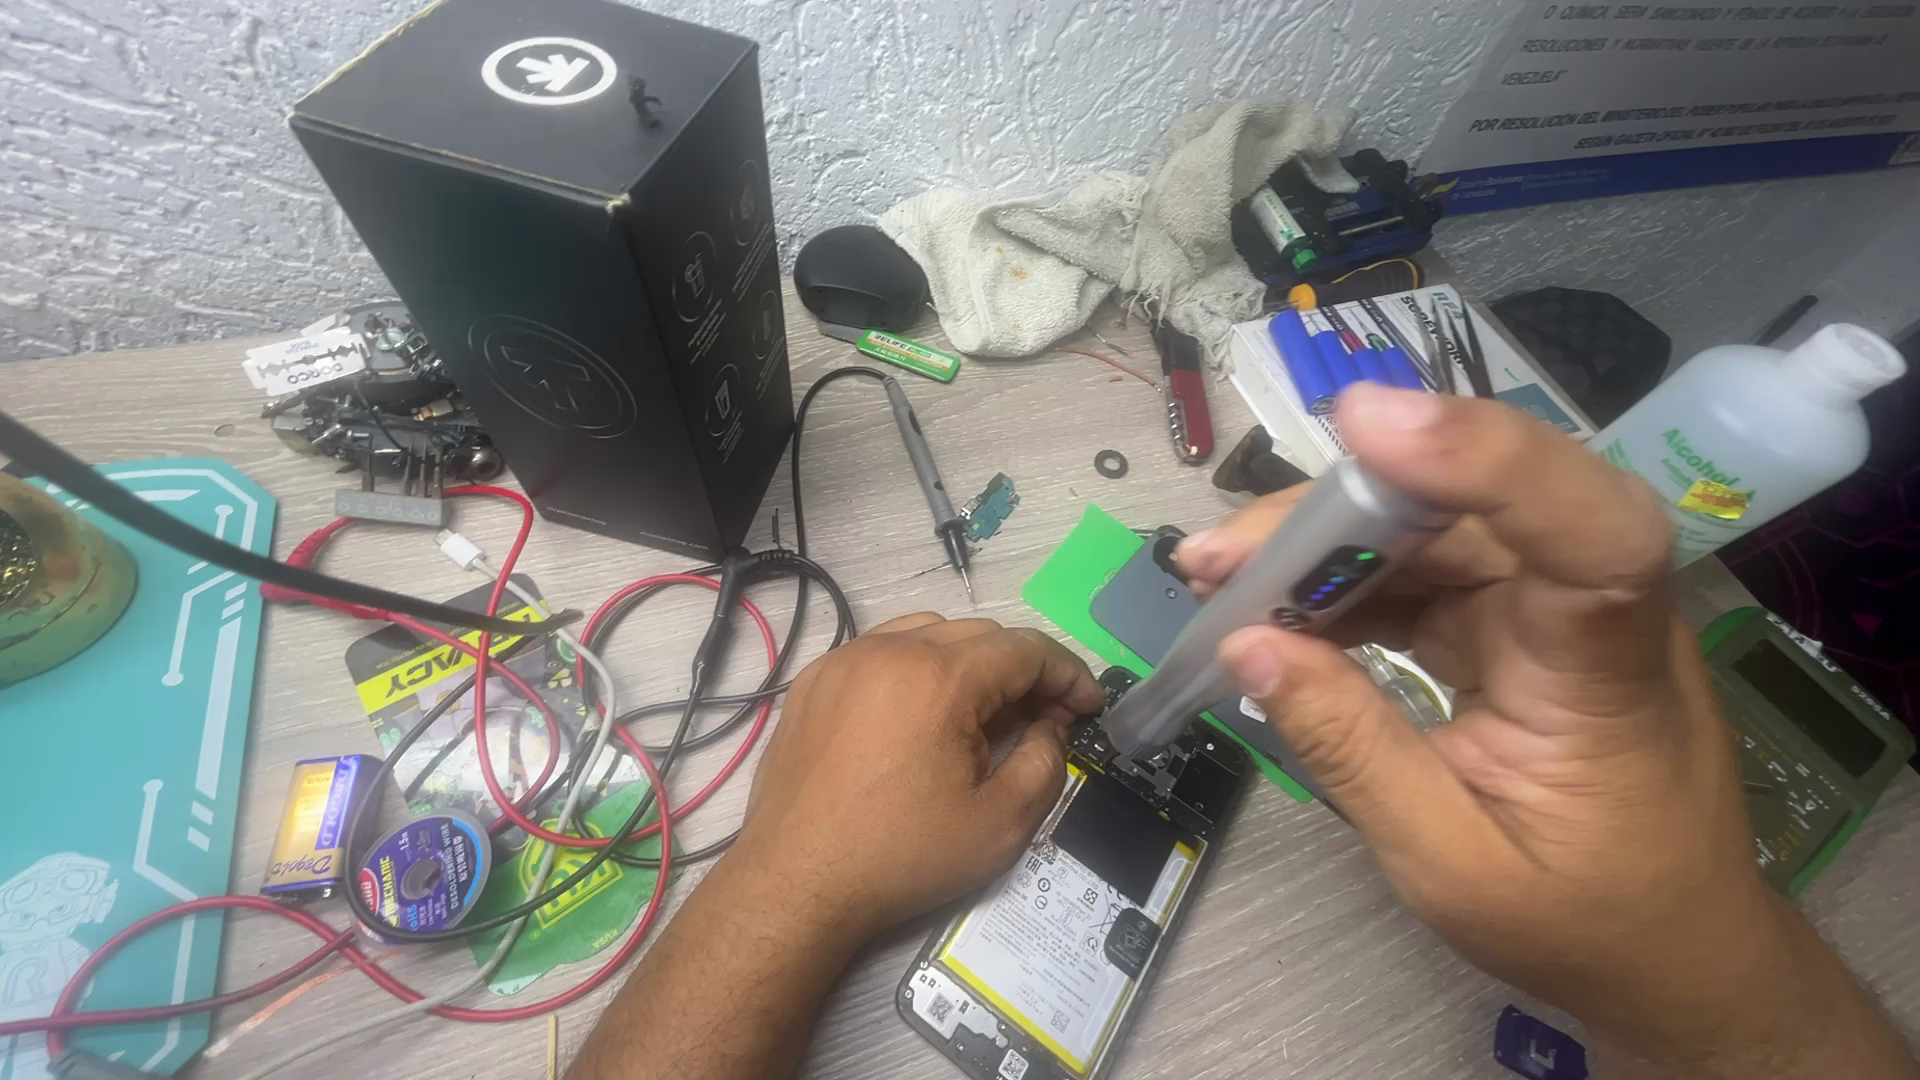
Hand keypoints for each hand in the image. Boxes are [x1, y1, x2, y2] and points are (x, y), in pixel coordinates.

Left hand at [733, 614, 1103, 930]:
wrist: (794, 884)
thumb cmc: (902, 856)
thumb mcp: (1000, 823)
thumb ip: (1045, 761)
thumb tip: (1050, 722)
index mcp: (939, 677)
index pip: (1024, 648)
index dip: (1066, 672)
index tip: (1087, 705)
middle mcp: (890, 649)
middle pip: (980, 635)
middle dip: (1021, 670)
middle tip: (1038, 719)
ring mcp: (845, 658)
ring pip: (929, 631)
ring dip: (969, 662)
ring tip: (977, 713)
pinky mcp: (815, 678)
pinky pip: (882, 650)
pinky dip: (916, 666)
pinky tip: (916, 713)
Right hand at [1177, 384, 1914, 1074]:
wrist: (1657, 948)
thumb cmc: (1576, 919)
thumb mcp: (1444, 862)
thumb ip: (1347, 749)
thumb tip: (1244, 643)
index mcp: (1605, 676)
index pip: (1591, 534)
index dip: (1486, 460)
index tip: (1364, 424)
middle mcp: (1578, 610)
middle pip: (1456, 516)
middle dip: (1322, 521)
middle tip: (1212, 559)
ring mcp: (1534, 606)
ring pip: (1413, 532)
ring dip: (1306, 548)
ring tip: (1213, 577)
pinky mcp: (1495, 616)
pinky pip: (1399, 573)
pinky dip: (1322, 583)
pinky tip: (1263, 604)